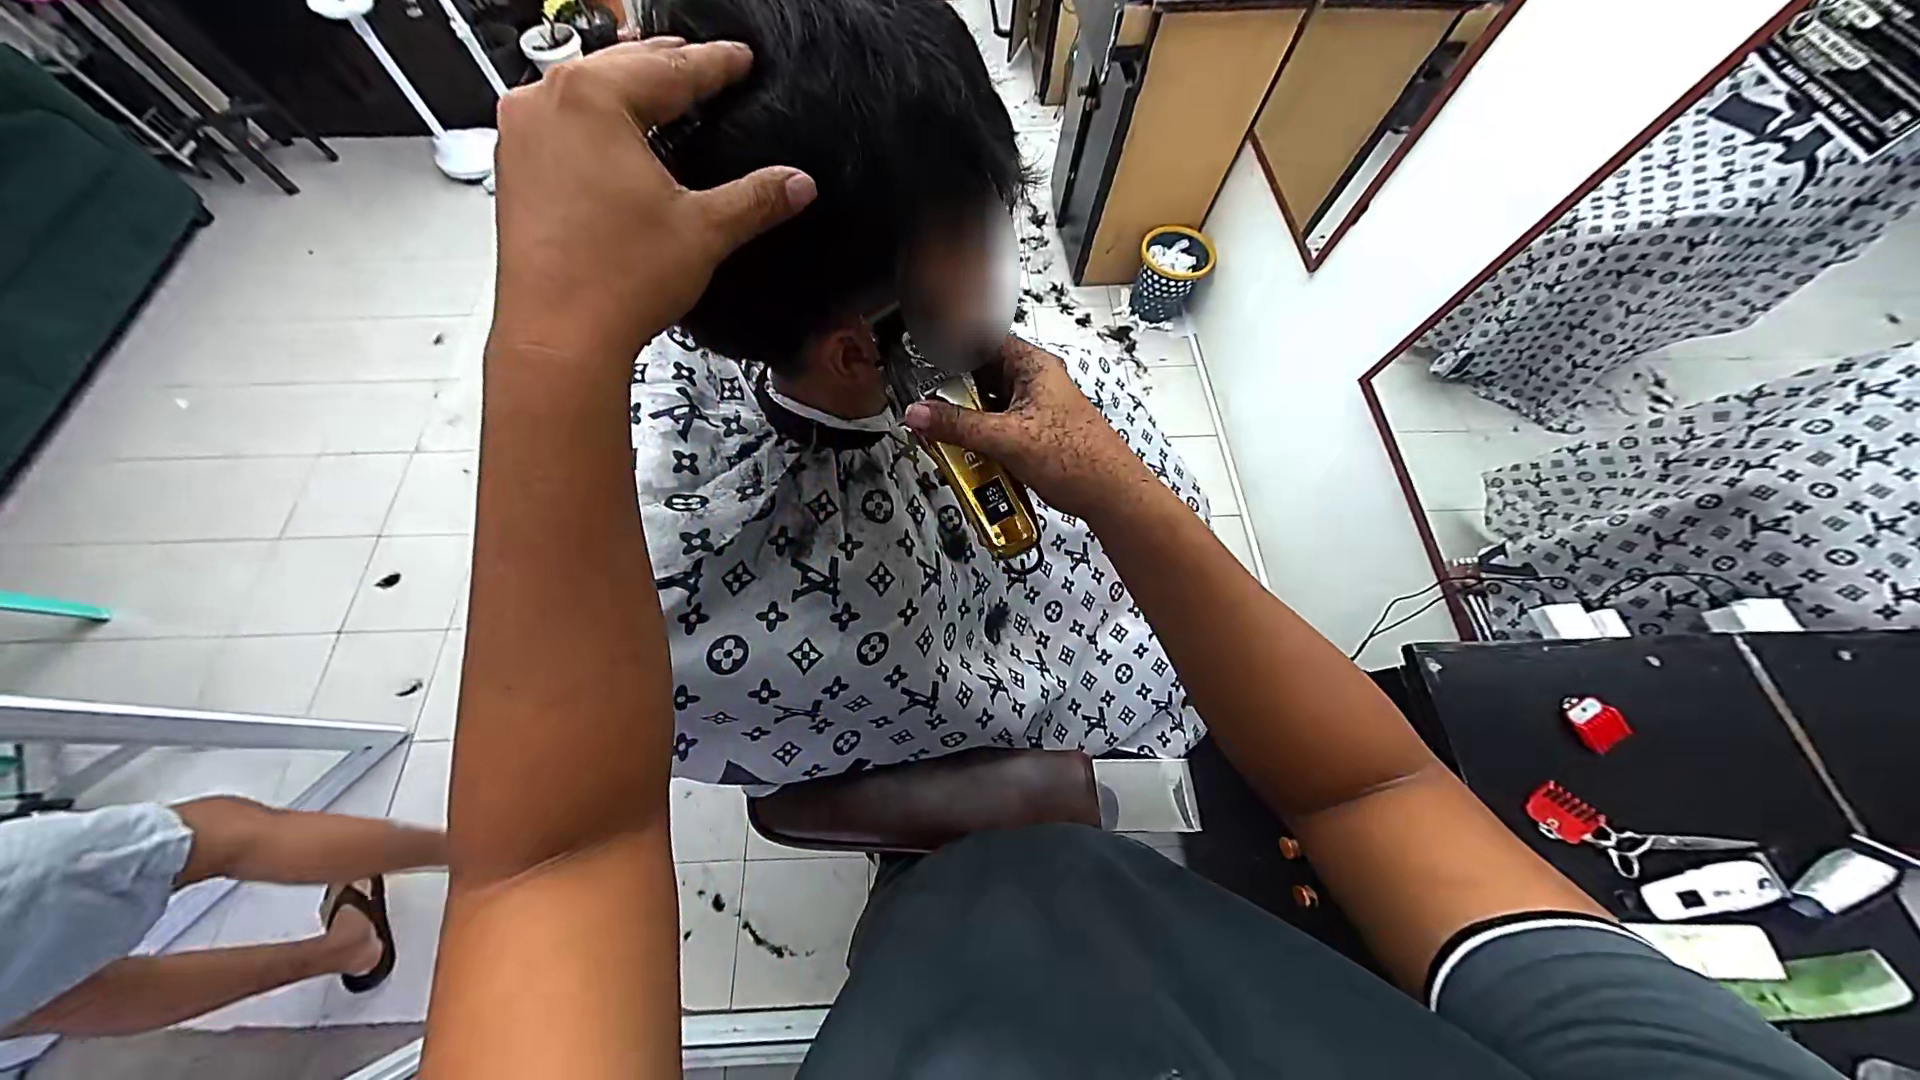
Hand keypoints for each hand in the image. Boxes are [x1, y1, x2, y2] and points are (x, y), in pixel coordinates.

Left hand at [489, 38, 816, 362]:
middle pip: (620, 67)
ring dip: (628, 91)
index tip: (737, 57)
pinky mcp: (517, 173)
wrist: (560, 333)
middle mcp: (545, 104)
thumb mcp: (705, 231)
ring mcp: (522, 137)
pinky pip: (562, 127)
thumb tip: (797, 183)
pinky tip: (617, 144)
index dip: (715, 63)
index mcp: (592, 99)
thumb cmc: (615, 279)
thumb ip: (757, 199)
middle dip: (668, 64)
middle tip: (701, 61)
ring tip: (659, 95)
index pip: (671, 68)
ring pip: (585, 93)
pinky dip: (597, 126)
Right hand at [902, 337, 1160, 522]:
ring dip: (970, 421)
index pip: (983, 342)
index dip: (952, 351)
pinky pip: (1002, 429)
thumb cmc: (1079, 458)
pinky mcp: (1039, 434)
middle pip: (983, 378)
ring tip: (950, 436)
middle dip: (957, 396)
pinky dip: (985, 440)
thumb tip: (920, 414)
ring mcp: (1039, 409)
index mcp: (1034, 366)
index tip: (926, 367)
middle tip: (934, 411)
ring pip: (991, 406)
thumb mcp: (1006, 438)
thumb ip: (958, 426)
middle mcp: (1037, 382)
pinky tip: (975, 456)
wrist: (1111, 495)